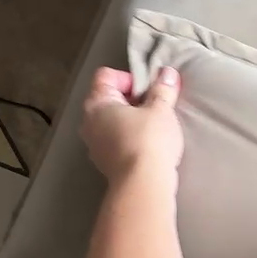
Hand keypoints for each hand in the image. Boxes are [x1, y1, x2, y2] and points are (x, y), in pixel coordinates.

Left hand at [81, 66, 183, 187]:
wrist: (143, 184)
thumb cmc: (149, 140)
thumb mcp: (161, 110)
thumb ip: (163, 89)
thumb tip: (167, 73)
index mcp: (97, 103)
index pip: (107, 75)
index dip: (131, 78)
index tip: (150, 91)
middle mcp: (89, 121)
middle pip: (109, 98)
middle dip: (133, 100)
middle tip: (155, 107)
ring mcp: (93, 144)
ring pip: (112, 122)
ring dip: (131, 121)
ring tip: (153, 128)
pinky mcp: (104, 163)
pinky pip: (115, 141)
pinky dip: (129, 139)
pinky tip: (148, 146)